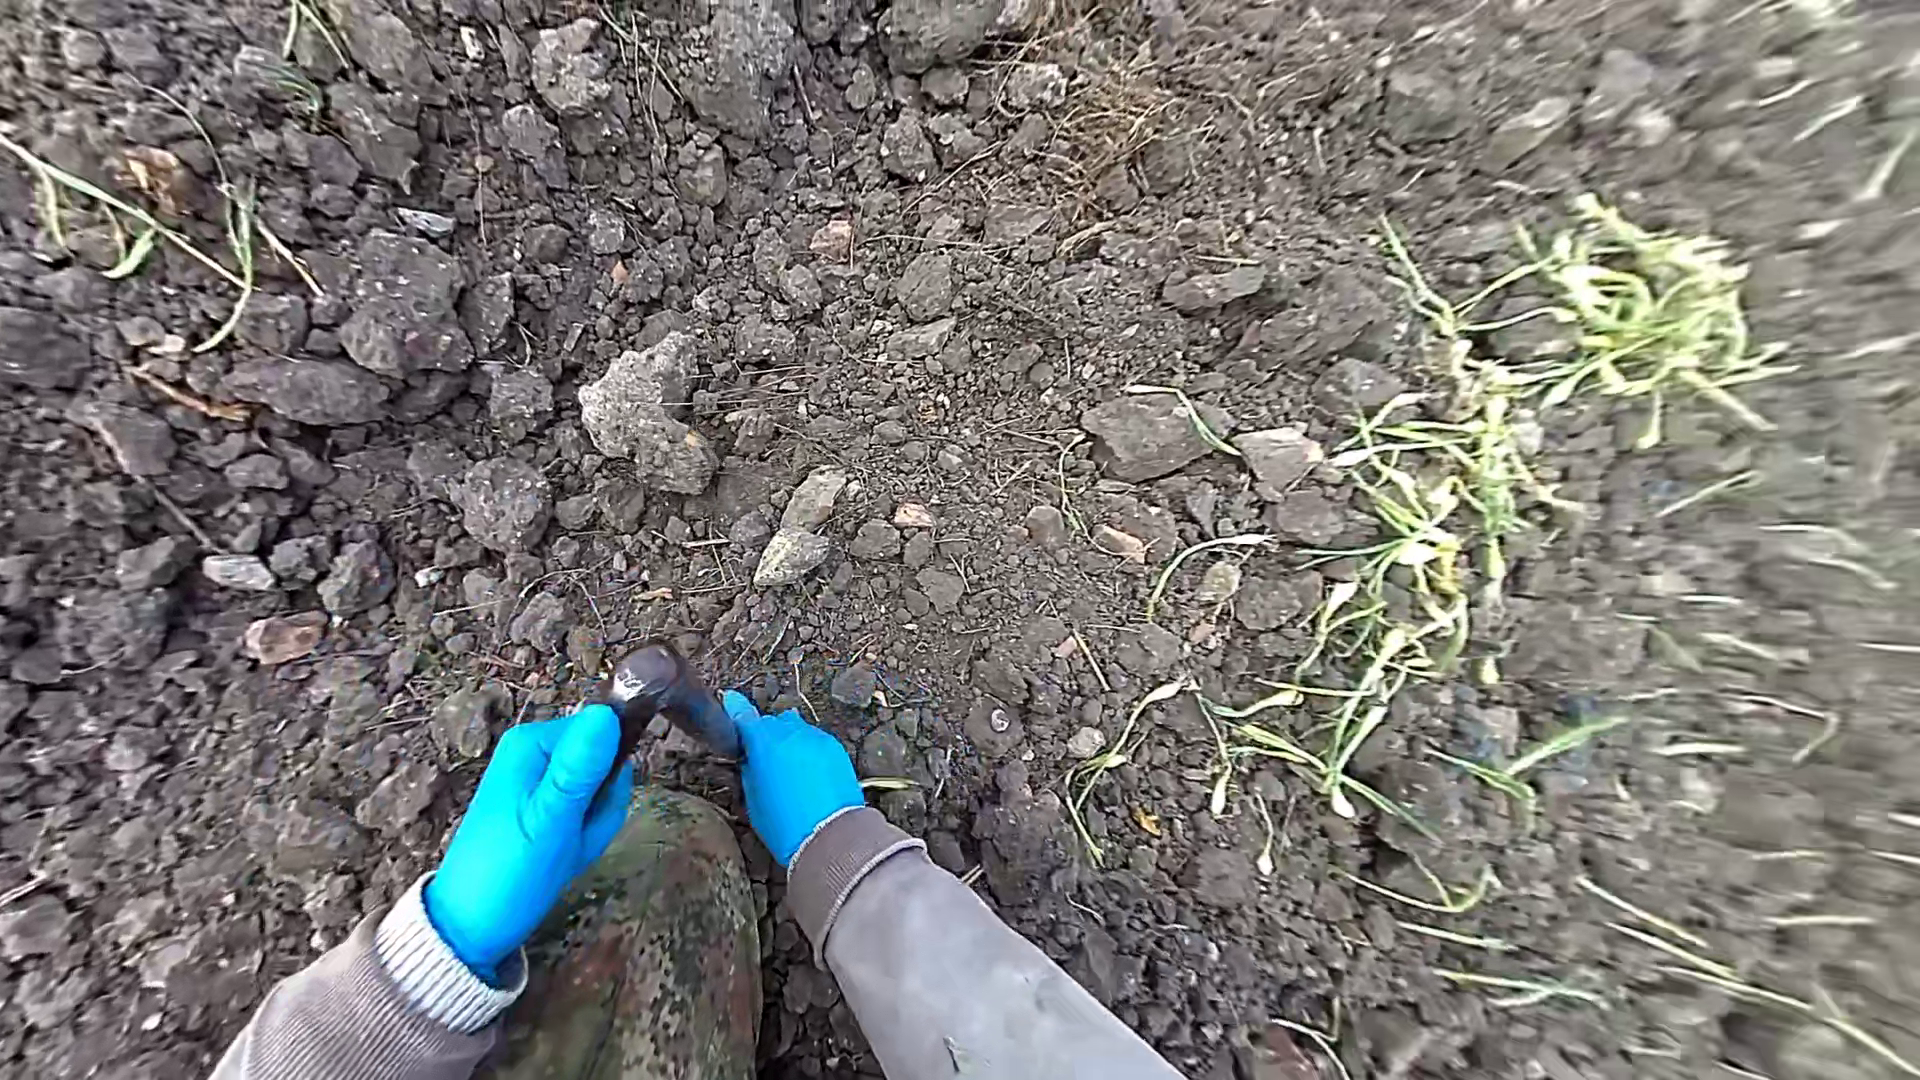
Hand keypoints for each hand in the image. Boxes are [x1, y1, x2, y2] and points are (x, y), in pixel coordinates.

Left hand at [424, 705, 634, 980]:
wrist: (472, 932)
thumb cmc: (509, 873)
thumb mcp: (550, 820)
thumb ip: (579, 767)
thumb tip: (606, 714)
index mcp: (533, 743)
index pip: (608, 730)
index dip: (610, 769)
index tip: (591, 805)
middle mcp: (539, 750)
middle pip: (609, 757)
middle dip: (604, 800)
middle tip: (579, 832)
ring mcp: (545, 776)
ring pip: (607, 784)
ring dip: (599, 820)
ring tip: (571, 846)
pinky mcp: (550, 801)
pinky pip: (594, 805)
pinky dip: (591, 831)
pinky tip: (569, 851)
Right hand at [726, 691, 863, 865]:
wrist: (830, 833)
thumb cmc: (785, 824)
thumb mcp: (754, 799)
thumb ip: (750, 768)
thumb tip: (749, 755)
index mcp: (765, 744)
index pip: (745, 717)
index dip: (736, 709)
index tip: (730, 700)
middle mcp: (791, 733)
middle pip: (772, 722)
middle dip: (765, 734)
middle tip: (762, 756)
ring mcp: (815, 736)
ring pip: (795, 727)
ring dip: (788, 739)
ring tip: (787, 766)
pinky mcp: (834, 745)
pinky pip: (814, 738)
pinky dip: (806, 747)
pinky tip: (807, 770)